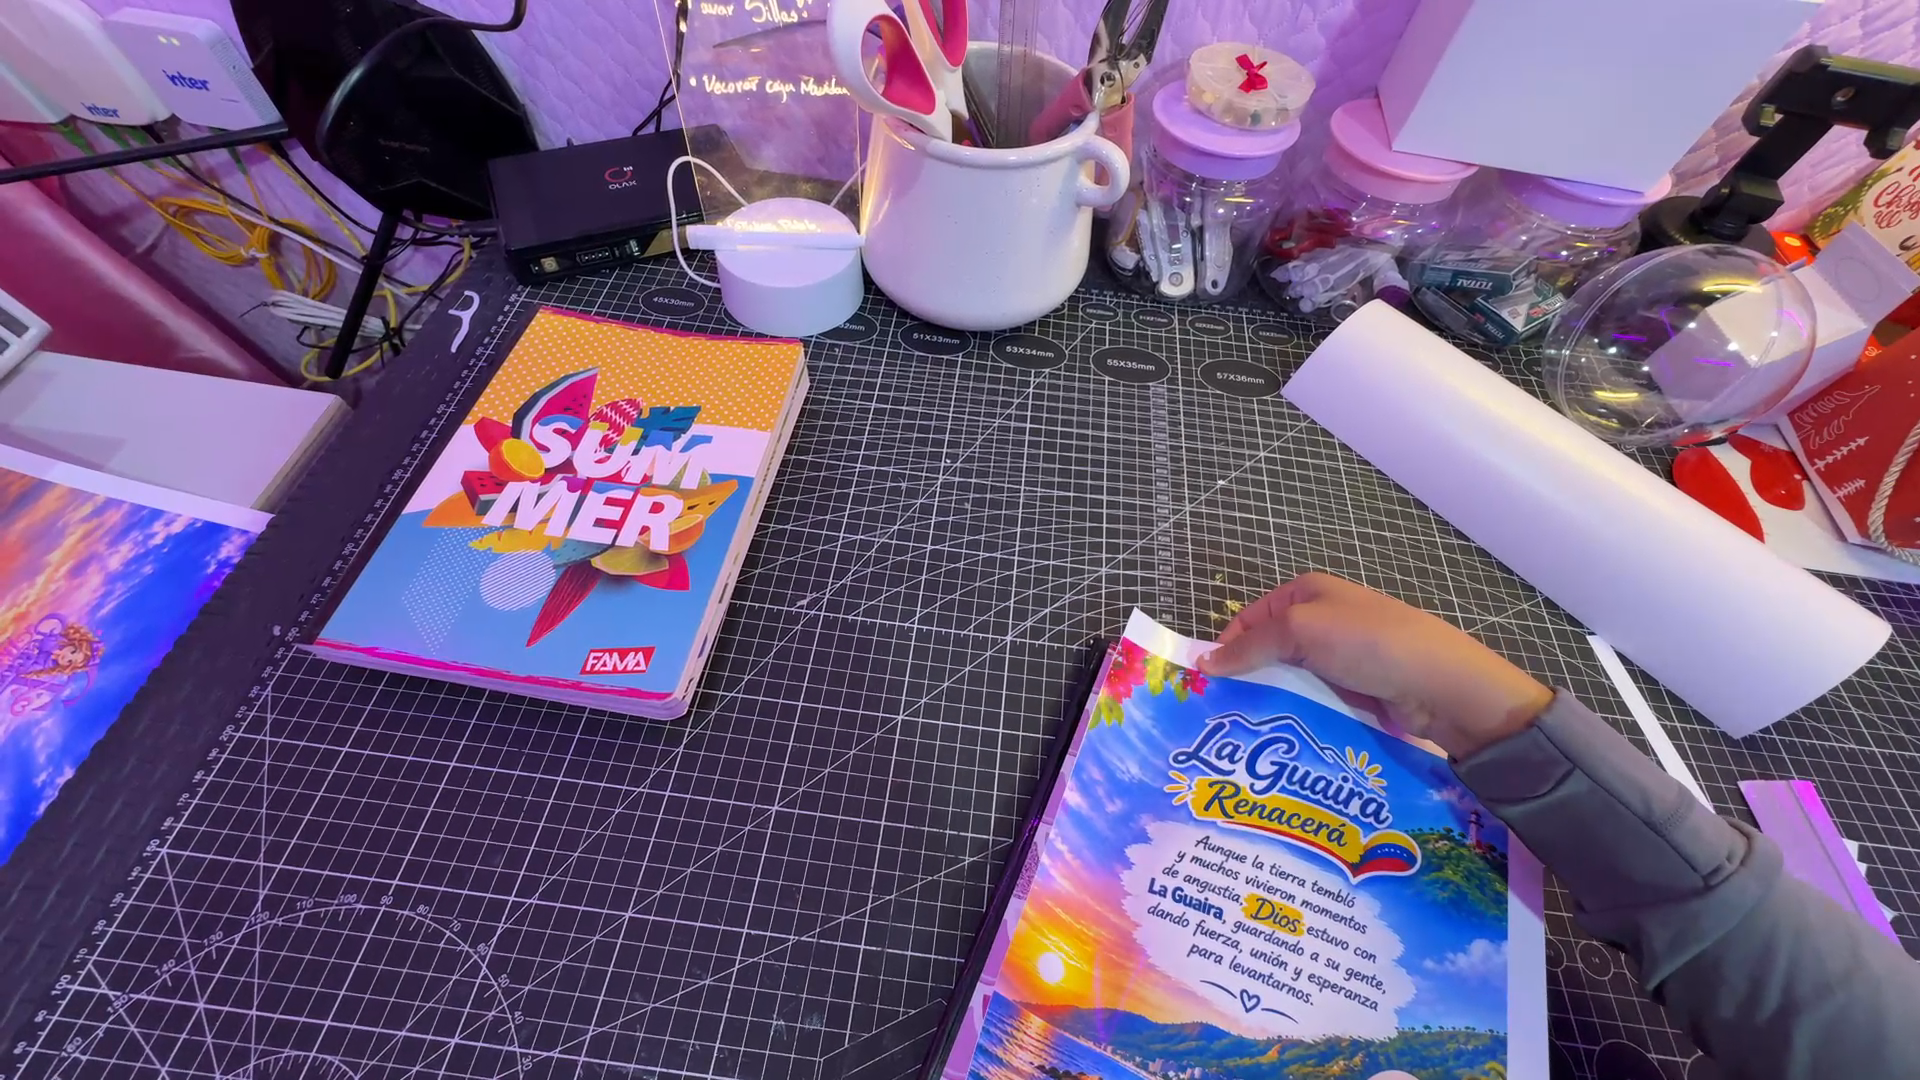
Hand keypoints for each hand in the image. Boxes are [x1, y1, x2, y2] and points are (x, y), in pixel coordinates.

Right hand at [1198, 573, 1553, 758]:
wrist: (1444, 687)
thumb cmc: (1368, 643)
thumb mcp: (1300, 630)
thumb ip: (1249, 646)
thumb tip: (1203, 663)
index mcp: (1306, 593)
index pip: (1249, 619)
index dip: (1227, 647)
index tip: (1208, 683)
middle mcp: (1321, 621)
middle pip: (1267, 650)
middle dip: (1246, 677)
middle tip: (1223, 711)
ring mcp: (1340, 658)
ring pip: (1289, 678)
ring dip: (1272, 699)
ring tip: (1248, 728)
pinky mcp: (1354, 690)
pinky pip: (1313, 699)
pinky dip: (1298, 713)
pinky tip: (1282, 734)